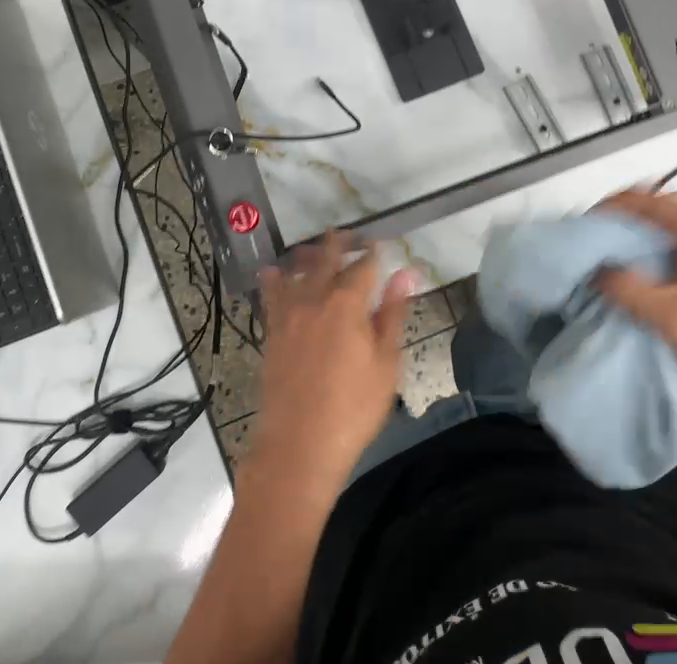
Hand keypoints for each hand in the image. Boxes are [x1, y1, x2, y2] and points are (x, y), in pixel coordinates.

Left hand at [248, 233, 414, 489]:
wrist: (300, 445)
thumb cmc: (354, 408)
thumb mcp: (386, 363)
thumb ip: (392, 314)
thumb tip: (406, 274)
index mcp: (348, 305)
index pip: (363, 268)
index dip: (372, 253)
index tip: (378, 241)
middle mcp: (314, 301)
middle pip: (326, 263)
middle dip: (337, 245)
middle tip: (344, 232)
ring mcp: (288, 318)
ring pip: (295, 275)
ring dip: (306, 257)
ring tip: (312, 247)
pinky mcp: (271, 336)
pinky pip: (270, 297)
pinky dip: (273, 281)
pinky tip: (272, 273)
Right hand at [595, 191, 676, 385]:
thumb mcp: (668, 314)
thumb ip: (627, 288)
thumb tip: (596, 269)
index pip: (644, 201)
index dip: (609, 209)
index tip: (583, 225)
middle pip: (657, 207)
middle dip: (622, 220)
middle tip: (593, 240)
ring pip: (668, 223)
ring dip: (639, 233)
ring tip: (610, 253)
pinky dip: (656, 244)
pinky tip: (641, 265)